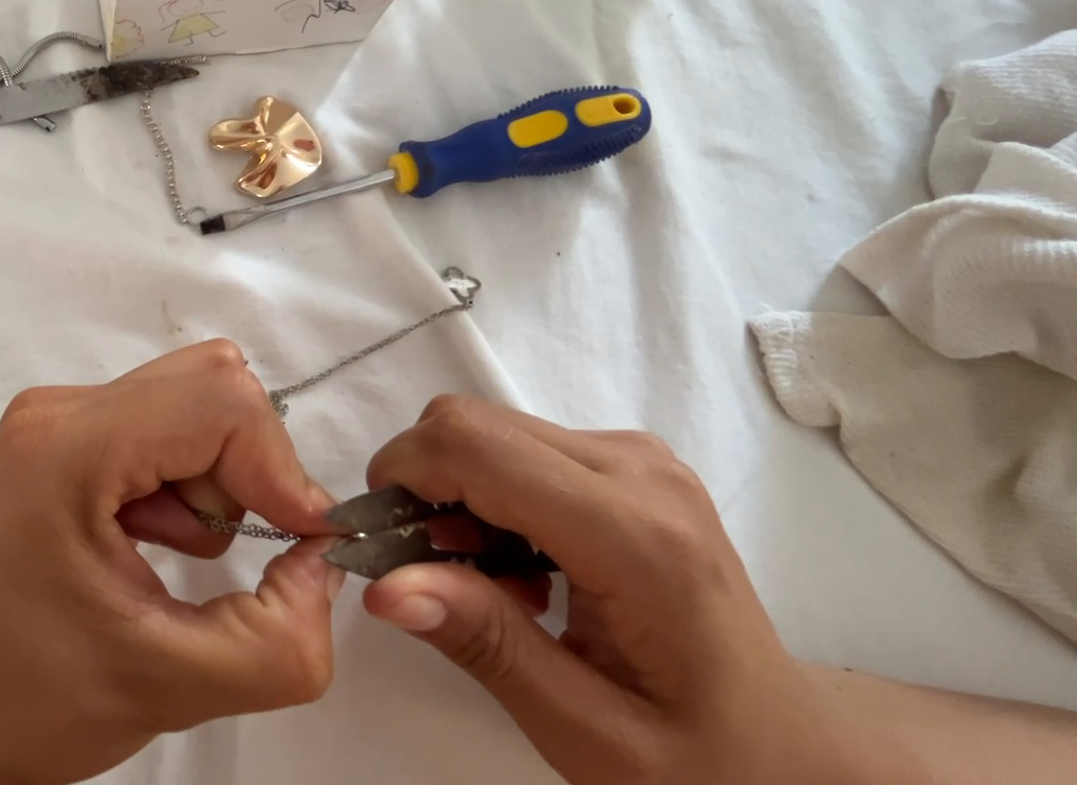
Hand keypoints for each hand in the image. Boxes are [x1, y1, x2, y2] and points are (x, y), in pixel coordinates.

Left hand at [0, 340, 345, 784]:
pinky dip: (182, 481)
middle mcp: (58, 409)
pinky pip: (161, 425)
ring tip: (162, 557)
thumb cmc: (26, 701)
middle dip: (245, 470)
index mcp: (69, 450)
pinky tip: (142, 541)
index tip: (298, 542)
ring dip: (210, 481)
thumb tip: (323, 556)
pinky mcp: (61, 436)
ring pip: (191, 403)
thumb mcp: (172, 686)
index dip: (278, 467)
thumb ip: (280, 636)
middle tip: (219, 554)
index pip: (219, 400)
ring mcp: (54, 416)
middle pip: (209, 386)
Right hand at [360, 396, 900, 784]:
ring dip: (451, 494)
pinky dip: (483, 492)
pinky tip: (516, 562)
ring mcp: (635, 454)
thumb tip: (383, 585)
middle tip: (431, 573)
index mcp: (635, 536)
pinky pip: (513, 442)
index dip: (403, 476)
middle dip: (421, 487)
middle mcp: (636, 467)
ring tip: (484, 581)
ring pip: (483, 428)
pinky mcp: (624, 457)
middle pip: (469, 423)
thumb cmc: (699, 759)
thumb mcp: (587, 733)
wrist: (794, 746)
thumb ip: (486, 645)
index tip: (380, 543)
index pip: (476, 448)